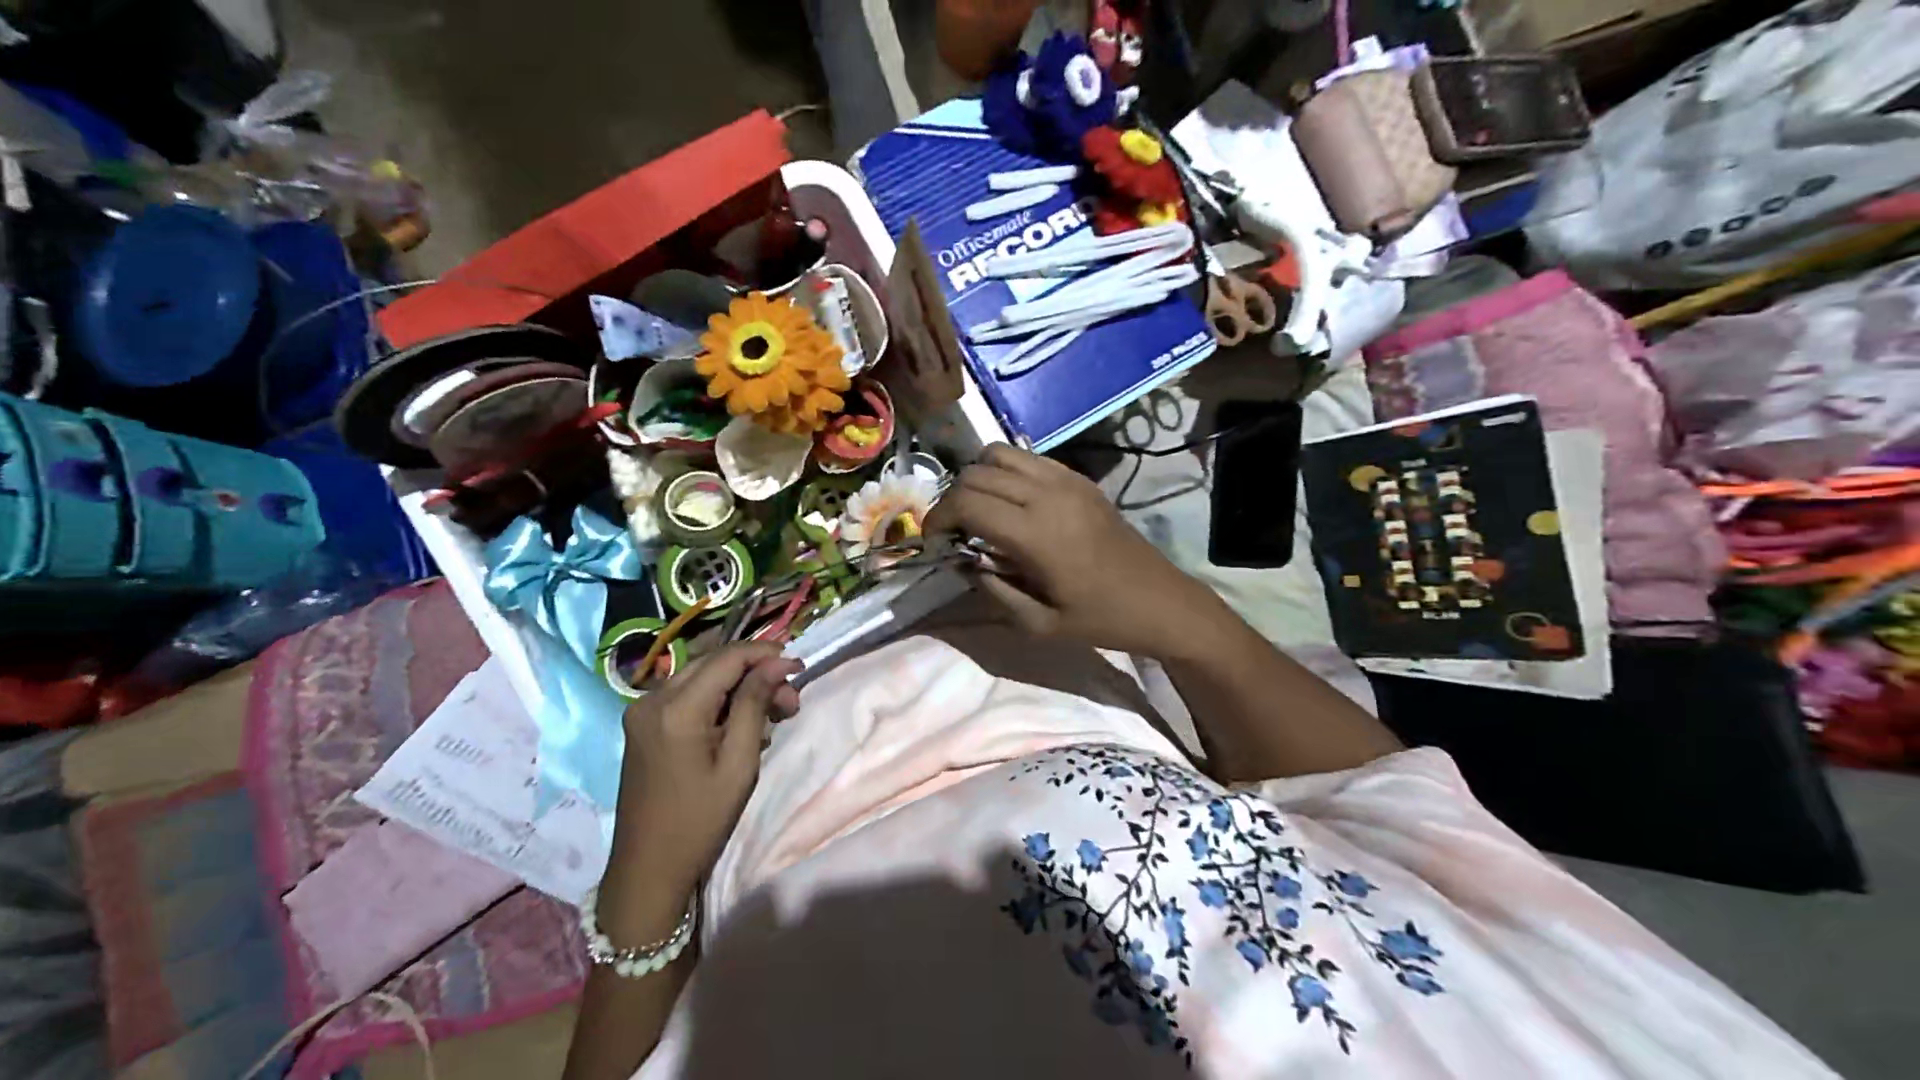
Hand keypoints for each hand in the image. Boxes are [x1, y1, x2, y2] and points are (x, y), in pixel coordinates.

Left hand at [603, 643, 801, 922]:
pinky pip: (686, 695)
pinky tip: (740, 722)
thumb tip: (777, 664)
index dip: (765, 656)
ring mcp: (642, 711)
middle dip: (755, 672)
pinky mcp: (642, 724)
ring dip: (738, 685)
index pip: (728, 658)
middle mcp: (652, 699)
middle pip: (713, 662)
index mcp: (676, 709)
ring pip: (701, 676)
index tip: (799, 666)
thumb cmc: (700, 820)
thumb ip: (755, 705)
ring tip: (772, 712)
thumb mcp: (738, 763)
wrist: (647, 869)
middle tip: (790, 698)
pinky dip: (717, 699)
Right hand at [925, 445, 1231, 659]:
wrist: (1159, 600)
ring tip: (979, 510)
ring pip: (999, 454)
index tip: (933, 541)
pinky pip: (1028, 457)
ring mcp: (1066, 479)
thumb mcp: (1037, 624)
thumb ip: (991, 590)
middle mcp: (1047, 494)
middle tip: (954, 531)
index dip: (938, 518)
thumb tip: (960, 561)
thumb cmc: (1100, 620)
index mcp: (1035, 533)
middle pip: (976, 473)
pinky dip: (1006, 471)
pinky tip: (1011, 502)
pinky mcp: (1079, 477)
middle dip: (952, 499)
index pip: (966, 502)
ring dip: (977, 478)